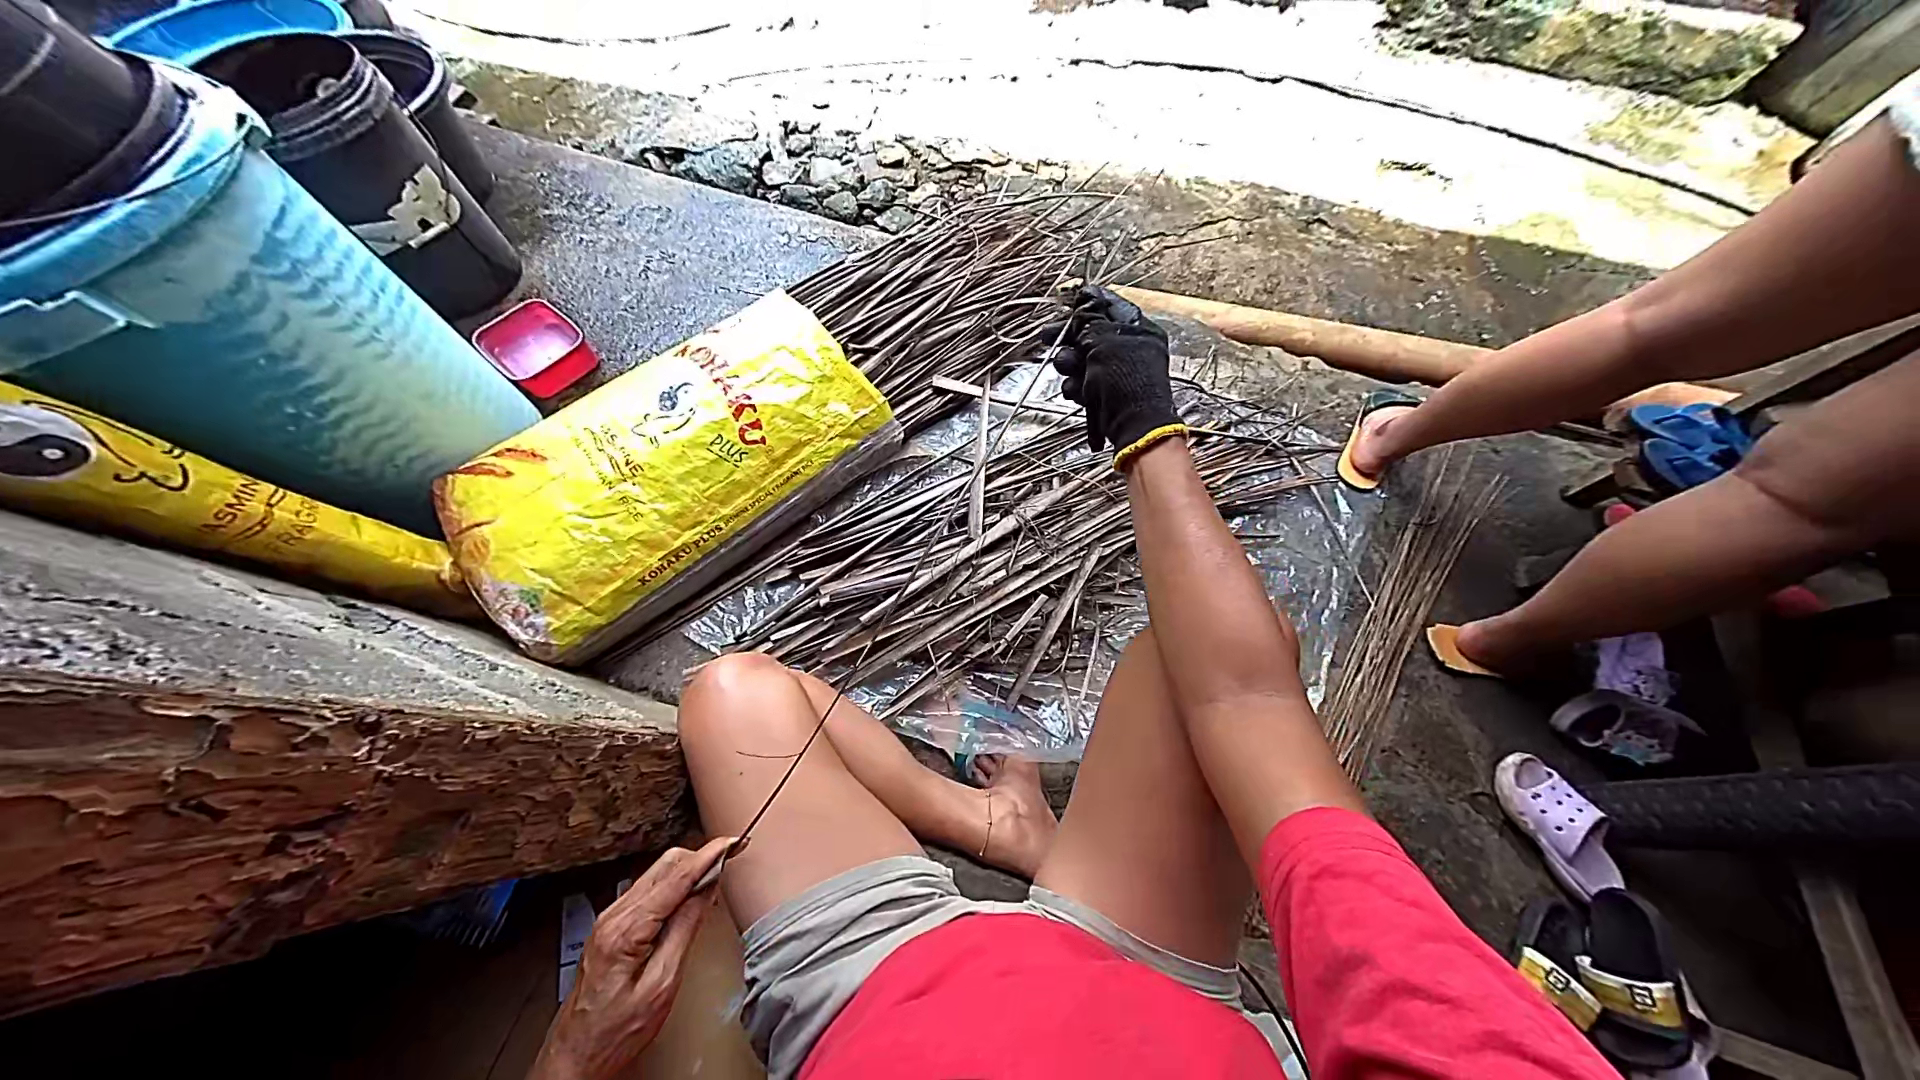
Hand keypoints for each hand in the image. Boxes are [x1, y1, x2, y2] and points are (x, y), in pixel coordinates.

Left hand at [528, 836, 734, 1079]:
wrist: (574, 1059)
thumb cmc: (612, 1034)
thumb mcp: (662, 984)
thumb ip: (686, 929)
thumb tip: (708, 889)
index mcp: (626, 929)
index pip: (677, 876)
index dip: (709, 855)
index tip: (733, 843)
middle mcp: (614, 916)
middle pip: (666, 864)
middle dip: (701, 858)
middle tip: (730, 862)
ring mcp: (610, 918)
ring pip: (658, 872)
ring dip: (689, 870)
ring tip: (714, 883)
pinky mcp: (612, 925)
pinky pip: (649, 888)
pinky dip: (675, 884)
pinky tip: (689, 898)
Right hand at [1037, 286, 1182, 465]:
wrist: (1132, 426)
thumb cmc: (1124, 379)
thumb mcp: (1105, 341)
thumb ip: (1090, 318)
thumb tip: (1085, 292)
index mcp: (1138, 330)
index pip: (1109, 306)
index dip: (1086, 303)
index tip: (1065, 303)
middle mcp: (1128, 349)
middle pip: (1090, 334)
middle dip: (1069, 339)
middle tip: (1047, 337)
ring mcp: (1115, 373)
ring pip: (1081, 360)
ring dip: (1070, 364)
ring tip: (1069, 369)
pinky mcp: (1103, 394)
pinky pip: (1082, 383)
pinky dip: (1076, 386)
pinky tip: (1076, 391)